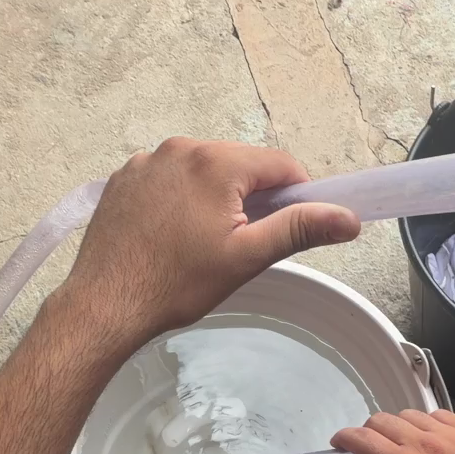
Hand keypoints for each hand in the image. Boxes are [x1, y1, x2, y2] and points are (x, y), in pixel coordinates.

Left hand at [54, 138, 358, 347]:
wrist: (105, 305)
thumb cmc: (176, 285)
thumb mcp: (246, 258)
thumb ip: (299, 229)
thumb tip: (349, 217)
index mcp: (216, 162)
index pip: (280, 164)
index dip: (296, 196)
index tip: (287, 228)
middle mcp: (180, 148)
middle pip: (239, 165)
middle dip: (249, 199)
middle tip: (238, 244)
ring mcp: (145, 161)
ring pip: (203, 172)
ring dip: (213, 198)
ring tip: (199, 244)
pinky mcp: (122, 178)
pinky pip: (167, 179)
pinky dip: (179, 199)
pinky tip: (169, 236)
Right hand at [315, 410, 454, 453]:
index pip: (360, 437)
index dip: (343, 439)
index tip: (341, 447)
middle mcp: (425, 446)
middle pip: (382, 421)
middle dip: (368, 434)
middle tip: (371, 453)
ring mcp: (452, 439)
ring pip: (410, 415)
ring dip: (398, 428)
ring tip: (402, 448)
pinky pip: (441, 416)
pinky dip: (428, 425)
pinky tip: (428, 443)